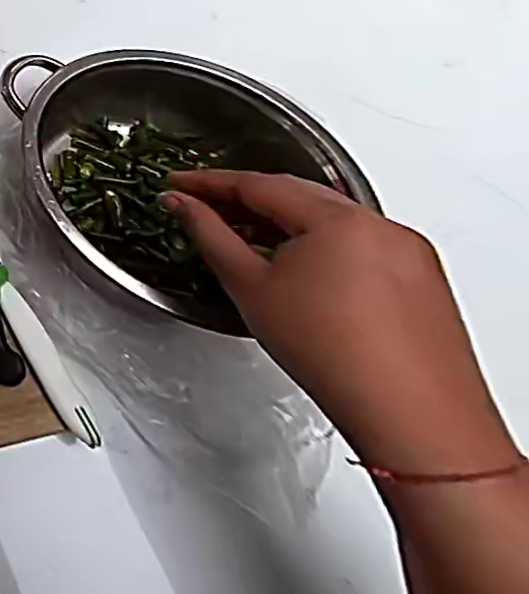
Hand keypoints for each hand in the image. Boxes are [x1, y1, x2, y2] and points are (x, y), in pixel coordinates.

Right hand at [162, 171, 517, 476]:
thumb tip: (181, 202)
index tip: (177, 181)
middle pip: (296, 193)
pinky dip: (309, 237)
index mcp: (342, 222)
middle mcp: (384, 229)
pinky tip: (280, 256)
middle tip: (196, 200)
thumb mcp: (246, 281)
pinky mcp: (419, 277)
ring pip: (325, 215)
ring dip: (275, 216)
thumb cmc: (331, 349)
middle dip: (241, 194)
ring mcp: (409, 253)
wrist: (412, 415)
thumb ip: (207, 231)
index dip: (208, 181)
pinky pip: (353, 238)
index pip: (259, 184)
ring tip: (232, 229)